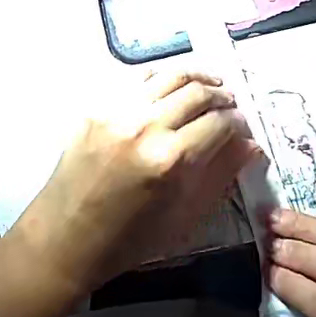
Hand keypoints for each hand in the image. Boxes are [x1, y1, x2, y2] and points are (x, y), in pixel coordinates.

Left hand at [5, 69, 258, 296]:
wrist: (66, 235)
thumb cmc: (129, 239)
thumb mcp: (184, 218)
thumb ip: (219, 176)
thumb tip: (249, 145)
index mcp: (171, 159)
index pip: (219, 123)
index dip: (238, 123)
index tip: (242, 127)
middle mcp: (144, 126)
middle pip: (196, 93)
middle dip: (220, 97)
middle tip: (230, 104)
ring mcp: (116, 111)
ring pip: (167, 77)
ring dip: (194, 78)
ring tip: (209, 85)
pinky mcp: (96, 107)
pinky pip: (135, 81)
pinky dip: (159, 79)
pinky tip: (170, 87)